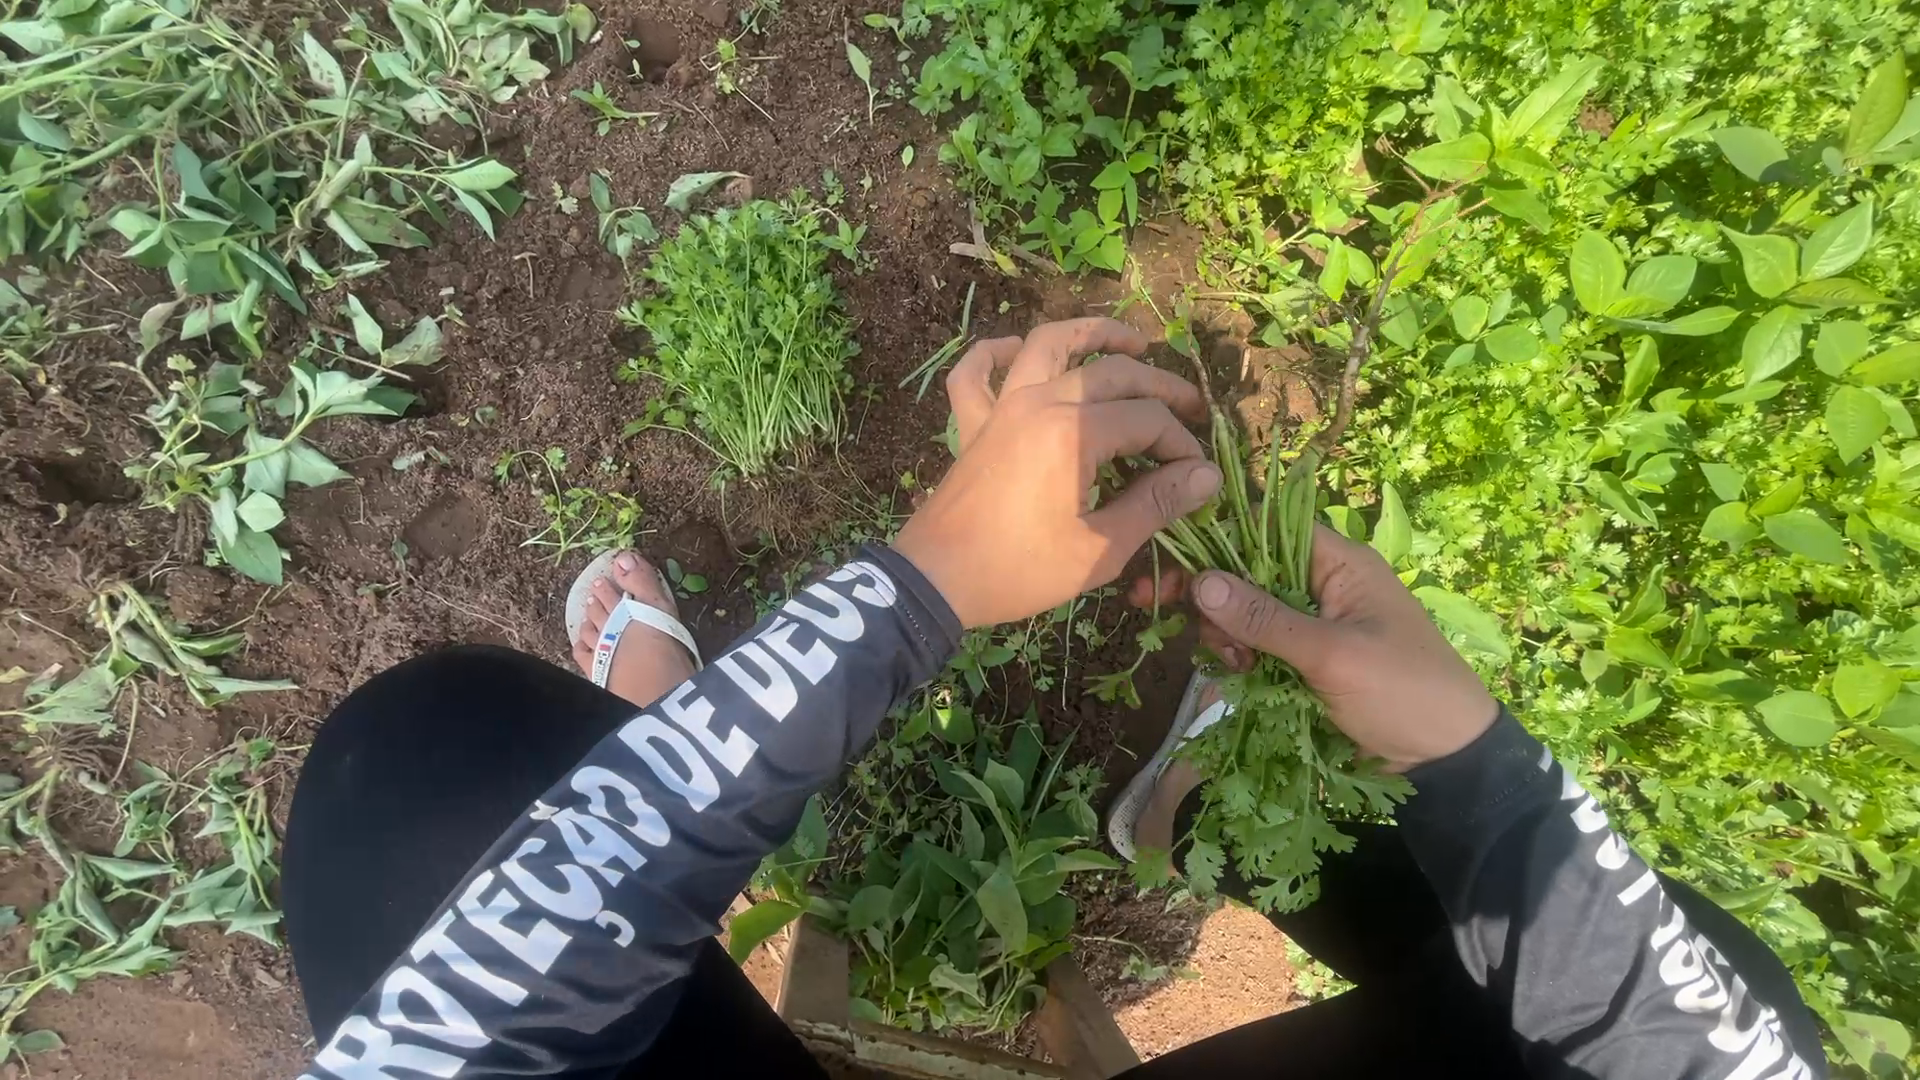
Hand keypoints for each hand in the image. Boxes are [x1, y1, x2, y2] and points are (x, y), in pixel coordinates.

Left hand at [893, 318, 1221, 627]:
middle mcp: (1037, 403)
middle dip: (1160, 387)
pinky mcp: (972, 425)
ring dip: (1090, 335)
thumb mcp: (1098, 549)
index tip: (1195, 476)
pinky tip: (1014, 349)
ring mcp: (1000, 409)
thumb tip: (1206, 476)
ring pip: (1046, 346)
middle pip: (1111, 374)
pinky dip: (993, 353)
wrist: (935, 582)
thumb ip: (1154, 504)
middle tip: (1192, 406)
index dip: (1181, 445)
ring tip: (1130, 342)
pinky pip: (974, 374)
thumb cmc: (1020, 571)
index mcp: (1072, 434)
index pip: (1147, 420)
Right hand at [1132, 524, 1496, 770]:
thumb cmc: (1405, 694)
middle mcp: (1318, 582)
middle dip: (1210, 592)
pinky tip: (1236, 673)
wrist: (1446, 763)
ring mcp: (1307, 620)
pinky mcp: (1299, 655)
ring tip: (1231, 661)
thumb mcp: (1334, 655)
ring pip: (1241, 608)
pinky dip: (1236, 654)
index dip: (1217, 539)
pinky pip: (1251, 641)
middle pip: (1244, 568)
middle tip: (1170, 613)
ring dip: (1223, 630)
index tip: (1172, 562)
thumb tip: (1200, 581)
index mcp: (1338, 563)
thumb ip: (1265, 618)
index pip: (1266, 528)